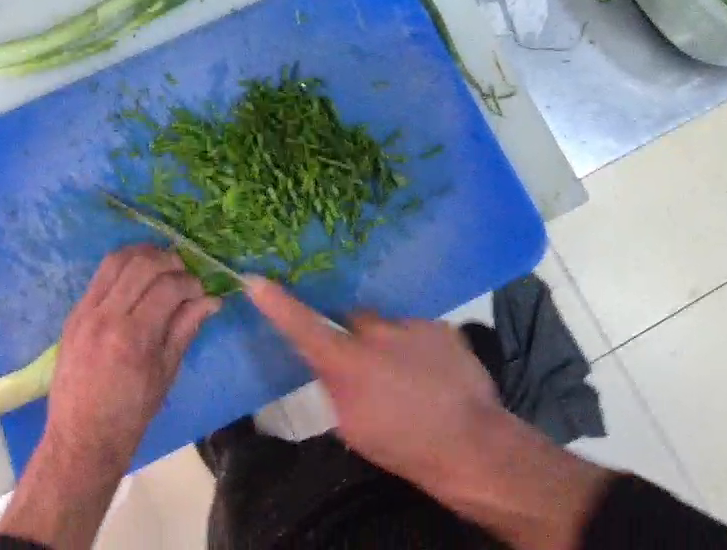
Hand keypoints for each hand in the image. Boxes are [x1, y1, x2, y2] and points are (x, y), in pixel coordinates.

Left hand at [0, 246, 218, 549]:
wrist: (81, 439)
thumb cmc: (131, 413)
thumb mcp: (166, 372)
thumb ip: (186, 328)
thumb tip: (212, 299)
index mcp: (133, 337)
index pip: (168, 286)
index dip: (191, 282)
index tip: (200, 291)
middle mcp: (106, 317)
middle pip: (142, 264)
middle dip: (170, 261)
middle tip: (183, 274)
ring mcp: (85, 313)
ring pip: (116, 260)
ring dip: (144, 255)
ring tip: (161, 266)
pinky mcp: (73, 314)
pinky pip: (100, 276)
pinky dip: (122, 268)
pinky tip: (137, 279)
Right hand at [247, 275, 609, 549]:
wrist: (471, 445)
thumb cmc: (402, 444)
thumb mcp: (353, 425)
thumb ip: (336, 385)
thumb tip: (333, 366)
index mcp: (346, 361)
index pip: (302, 326)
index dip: (276, 303)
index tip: (255, 280)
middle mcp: (375, 331)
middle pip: (351, 318)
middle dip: (353, 334)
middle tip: (365, 364)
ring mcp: (412, 324)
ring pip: (388, 325)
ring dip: (390, 343)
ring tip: (408, 376)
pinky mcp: (442, 326)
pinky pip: (418, 331)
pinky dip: (419, 348)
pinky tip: (432, 375)